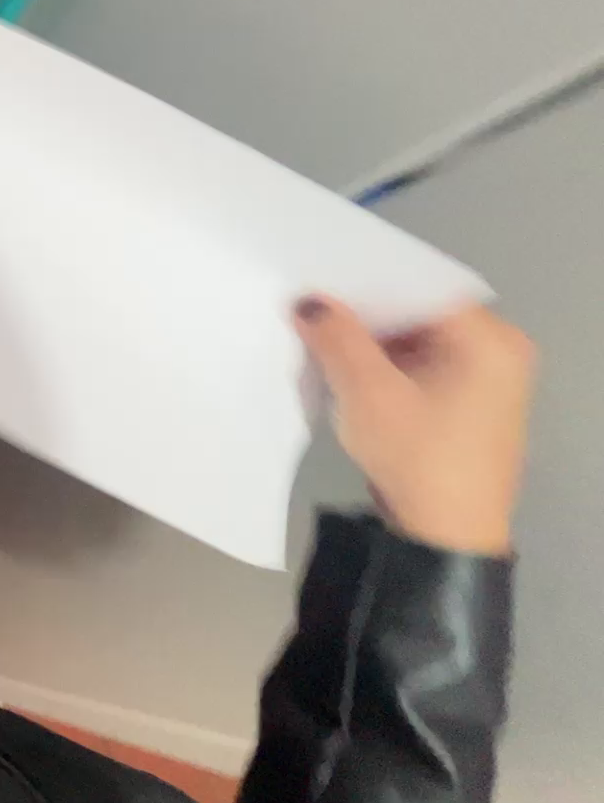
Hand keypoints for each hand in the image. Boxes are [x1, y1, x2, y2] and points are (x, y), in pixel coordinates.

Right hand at [295, 295, 533, 555]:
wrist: (443, 523)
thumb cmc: (417, 452)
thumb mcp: (366, 390)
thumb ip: (337, 338)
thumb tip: (309, 301)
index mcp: (490, 341)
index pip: (423, 288)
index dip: (368, 280)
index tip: (317, 279)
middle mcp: (495, 352)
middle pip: (416, 313)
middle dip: (361, 311)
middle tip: (306, 306)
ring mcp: (480, 377)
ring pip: (409, 339)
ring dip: (364, 339)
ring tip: (314, 334)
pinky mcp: (458, 399)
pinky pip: (411, 362)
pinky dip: (376, 361)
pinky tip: (339, 366)